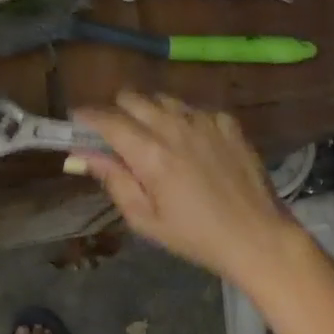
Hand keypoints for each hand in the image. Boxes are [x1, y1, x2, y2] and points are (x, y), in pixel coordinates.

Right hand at [71, 90, 305, 287]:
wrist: (257, 235)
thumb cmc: (195, 236)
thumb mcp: (145, 219)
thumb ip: (114, 181)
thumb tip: (82, 155)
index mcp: (150, 153)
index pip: (107, 119)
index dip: (87, 116)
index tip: (76, 119)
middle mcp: (174, 126)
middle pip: (133, 97)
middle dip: (117, 109)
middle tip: (116, 133)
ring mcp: (204, 119)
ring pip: (163, 99)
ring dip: (150, 111)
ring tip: (153, 136)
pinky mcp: (226, 121)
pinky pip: (194, 109)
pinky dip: (184, 119)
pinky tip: (190, 143)